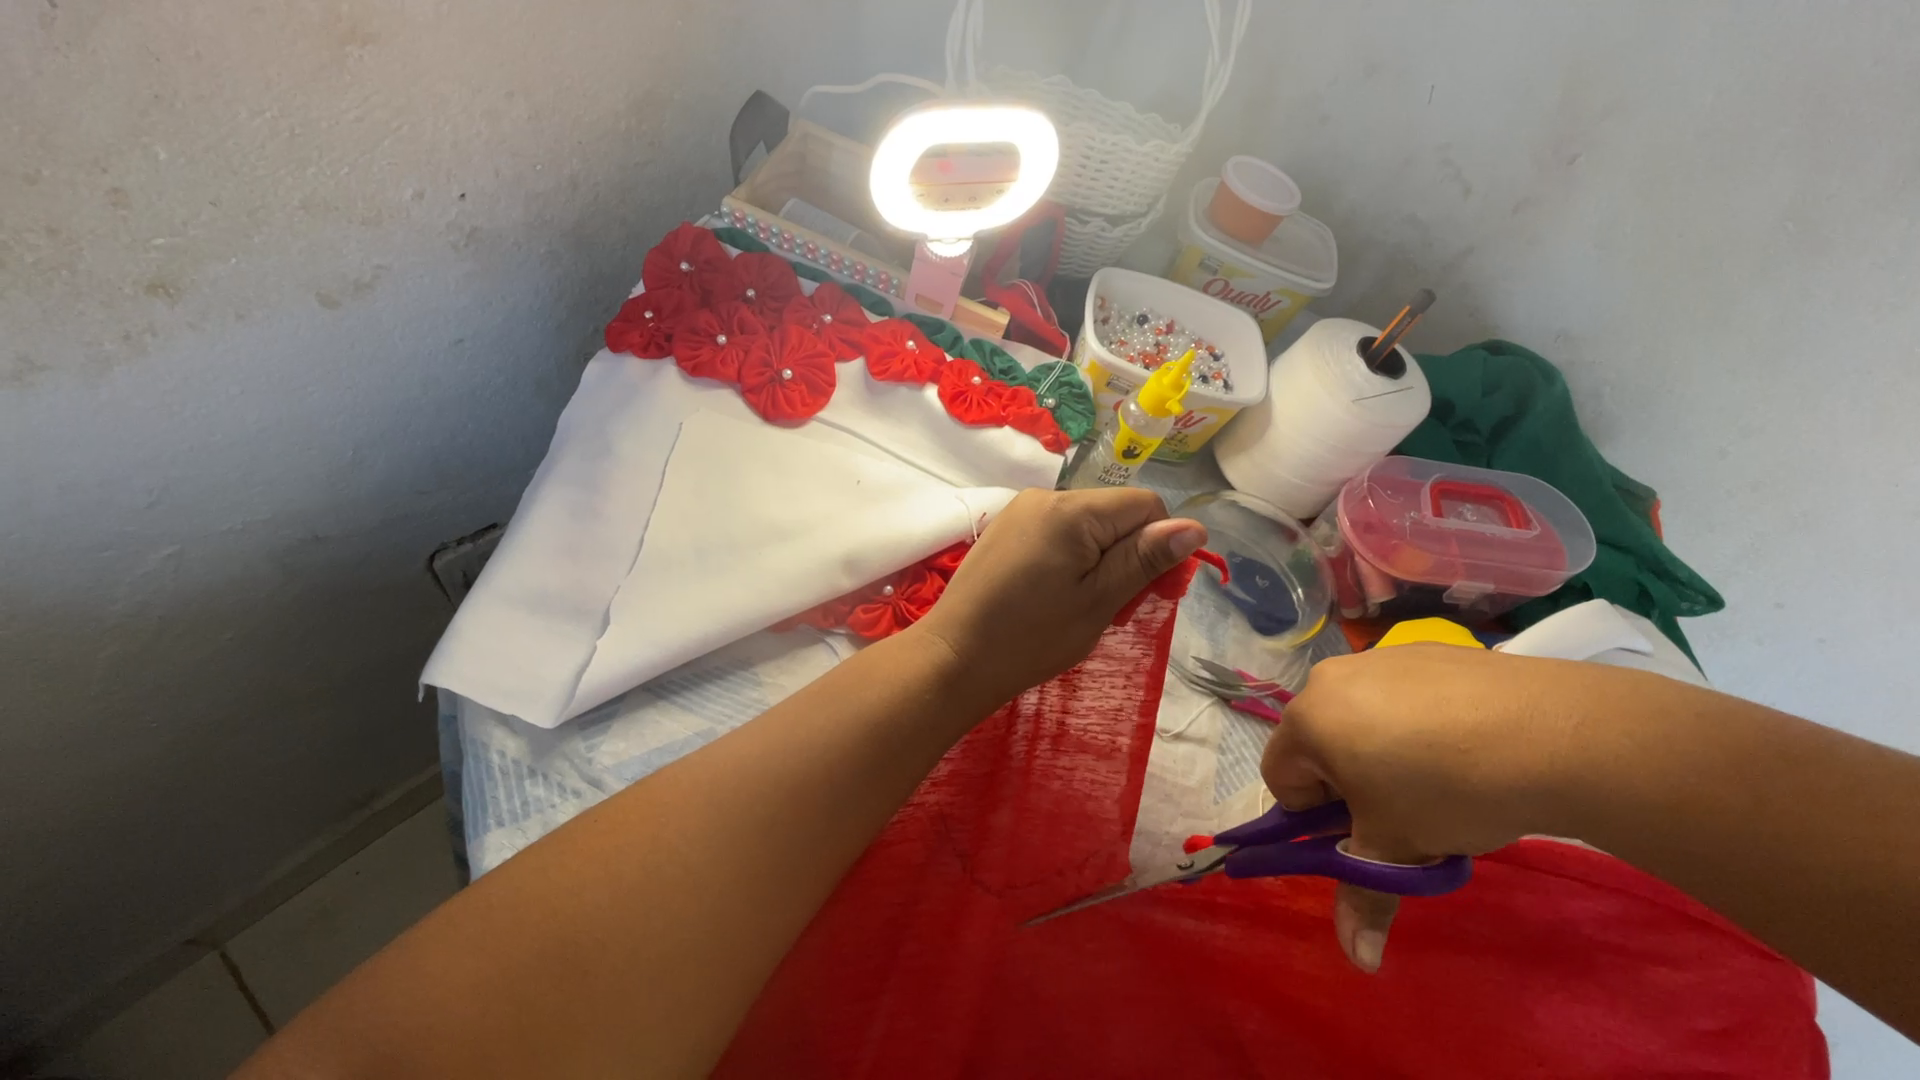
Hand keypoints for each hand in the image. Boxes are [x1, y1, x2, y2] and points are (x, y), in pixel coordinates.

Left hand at [912, 488, 1206, 707]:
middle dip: (1130, 557)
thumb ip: (1144, 559)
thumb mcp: (1098, 601)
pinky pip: (1058, 534)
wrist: (953, 658)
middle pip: (1116, 514)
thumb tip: (1194, 527)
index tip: (1156, 595)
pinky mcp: (1005, 531)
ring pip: (1088, 526)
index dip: (1162, 546)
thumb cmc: (1030, 637)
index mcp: (1071, 509)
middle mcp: (1044, 496)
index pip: (1146, 505)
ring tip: (1086, 609)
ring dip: (1102, 562)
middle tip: (1117, 610)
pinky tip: (1058, 598)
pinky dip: (1072, 561)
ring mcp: (1020, 512)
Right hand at [1261, 646, 1614, 972]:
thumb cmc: (1449, 792)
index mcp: (1307, 721)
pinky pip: (1404, 693)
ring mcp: (1381, 657)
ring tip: (1445, 777)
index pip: (1281, 777)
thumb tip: (1359, 962)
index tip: (1364, 832)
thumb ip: (1365, 899)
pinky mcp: (1429, 649)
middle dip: (1349, 781)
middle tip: (1403, 810)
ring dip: (1383, 750)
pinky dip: (1421, 720)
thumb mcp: (1400, 850)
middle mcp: (1330, 679)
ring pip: (1362, 716)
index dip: (1315, 816)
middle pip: (1319, 743)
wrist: (1556, 734)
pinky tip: (1470, 745)